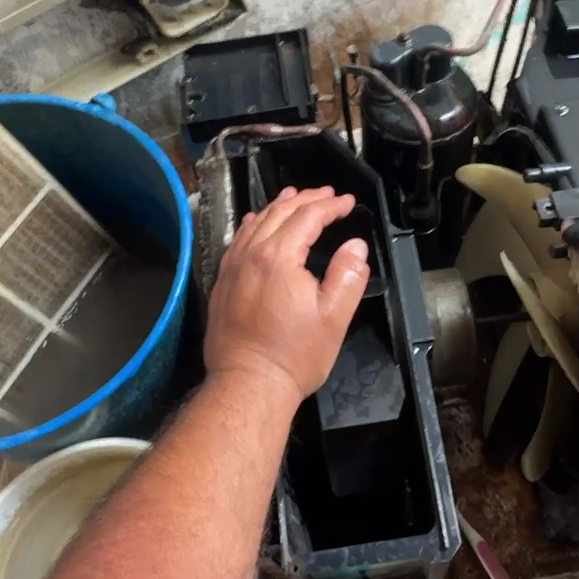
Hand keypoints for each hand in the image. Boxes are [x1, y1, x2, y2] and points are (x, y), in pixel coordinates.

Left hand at [205, 186, 370, 399]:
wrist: (249, 384)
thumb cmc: (293, 355)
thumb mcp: (334, 317)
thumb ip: (348, 275)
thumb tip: (355, 246)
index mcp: (279, 257)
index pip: (307, 217)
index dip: (330, 205)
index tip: (348, 202)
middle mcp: (250, 255)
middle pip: (279, 213)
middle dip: (306, 199)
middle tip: (327, 194)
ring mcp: (232, 268)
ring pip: (255, 223)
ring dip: (278, 207)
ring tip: (294, 198)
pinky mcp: (222, 284)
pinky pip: (238, 240)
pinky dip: (254, 225)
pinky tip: (257, 224)